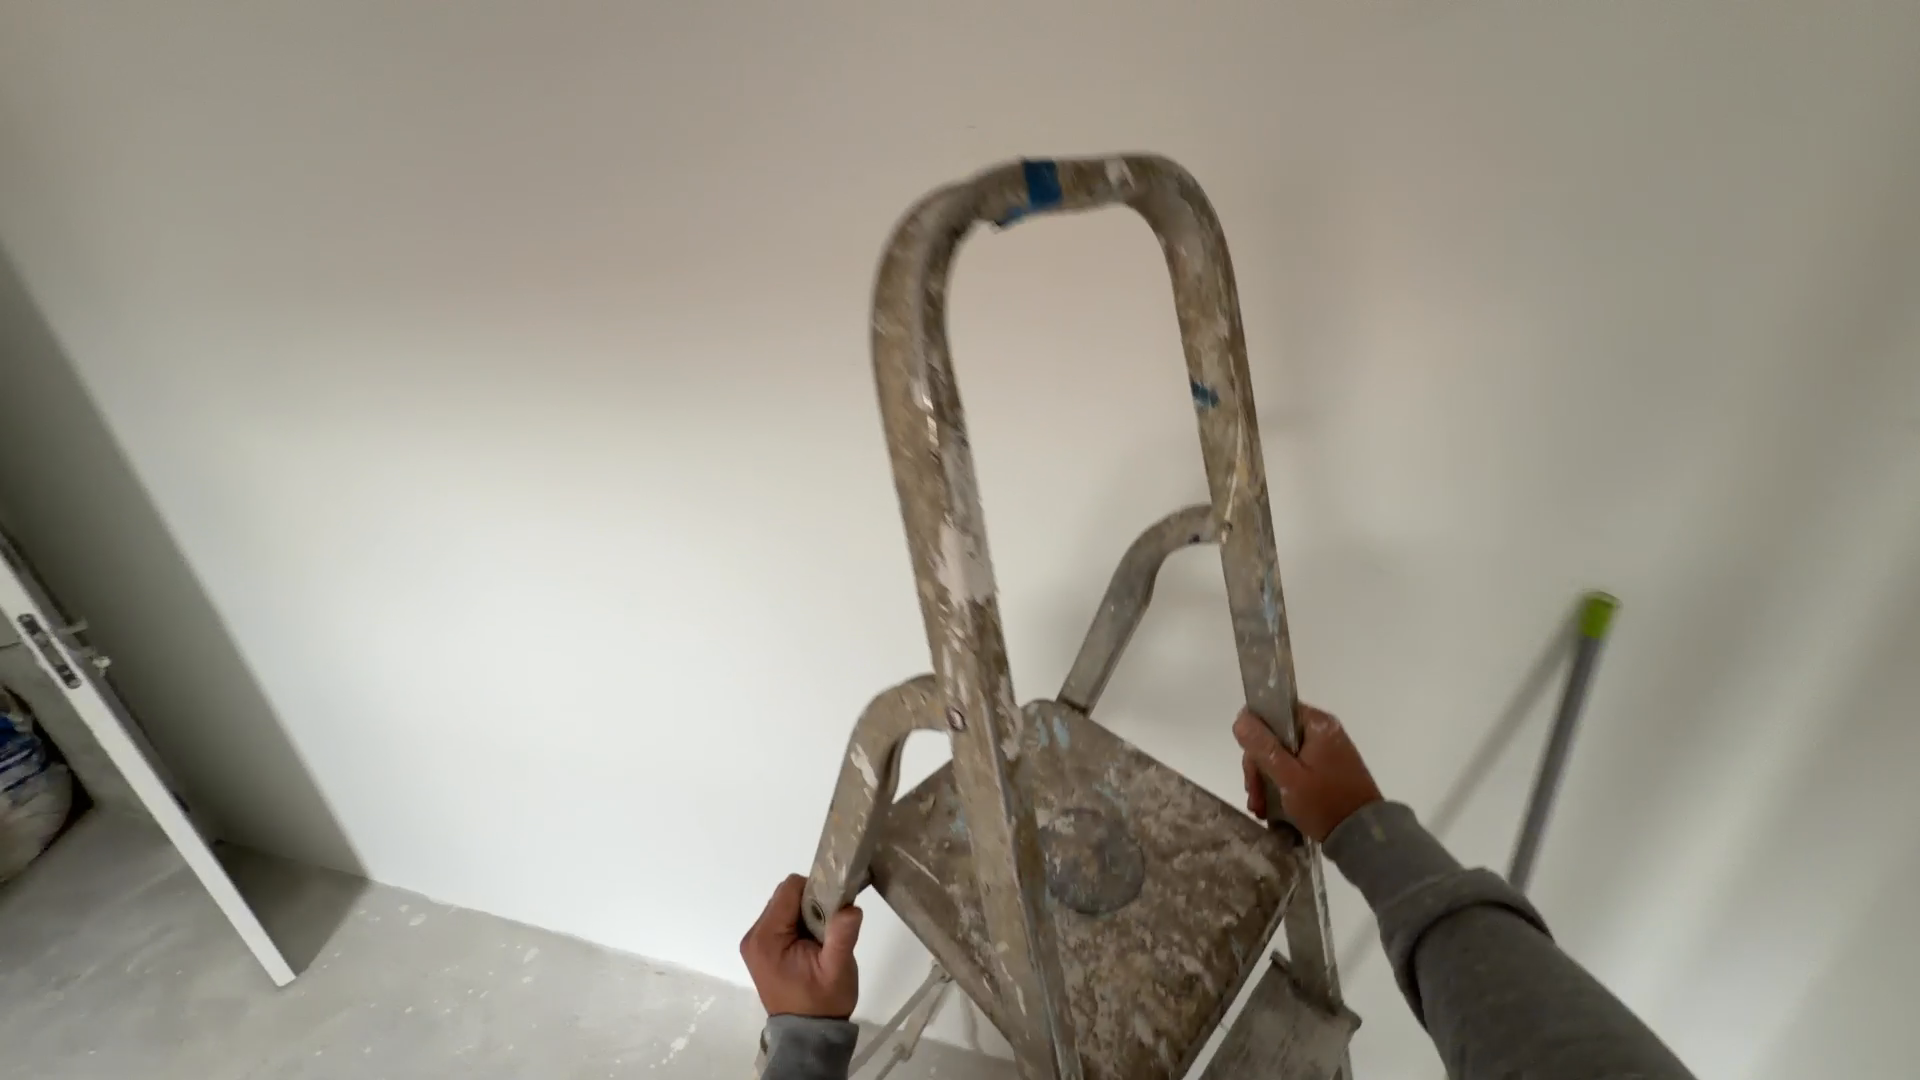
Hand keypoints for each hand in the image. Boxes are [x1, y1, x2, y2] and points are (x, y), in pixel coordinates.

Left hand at [740, 874, 862, 1018]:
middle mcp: (754, 936)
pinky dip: (801, 922)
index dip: (815, 891)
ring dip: (808, 912)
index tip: (833, 911)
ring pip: (786, 904)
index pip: (790, 889)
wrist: (810, 1036)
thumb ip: (841, 935)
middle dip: (812, 903)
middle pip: (786, 895)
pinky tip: (813, 942)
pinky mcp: (763, 948)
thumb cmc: (822, 1003)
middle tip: (829, 927)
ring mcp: (756, 942)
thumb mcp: (837, 968)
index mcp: (765, 938)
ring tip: (822, 937)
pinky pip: (784, 918)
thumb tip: (850, 906)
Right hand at [1235, 704, 1382, 842]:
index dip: (1255, 733)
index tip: (1248, 761)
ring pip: (1281, 755)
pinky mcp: (1326, 769)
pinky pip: (1294, 768)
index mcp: (1317, 725)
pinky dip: (1280, 784)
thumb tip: (1240, 717)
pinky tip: (1270, 806)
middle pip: (1274, 737)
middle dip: (1258, 766)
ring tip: (1259, 807)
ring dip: (1266, 779)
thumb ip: (1263, 746)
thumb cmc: (1326, 804)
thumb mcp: (1288, 776)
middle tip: (1253, 793)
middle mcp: (1322, 732)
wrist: (1364, 839)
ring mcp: (1325, 752)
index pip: (1273, 712)